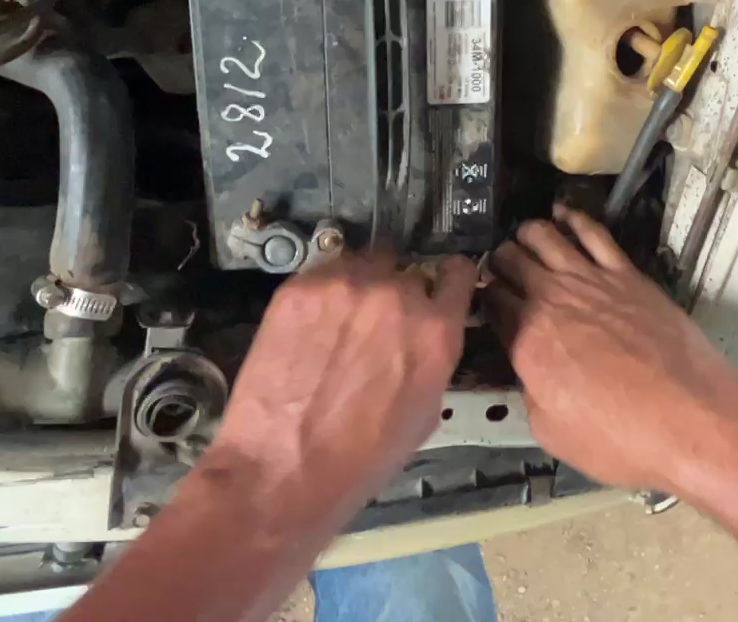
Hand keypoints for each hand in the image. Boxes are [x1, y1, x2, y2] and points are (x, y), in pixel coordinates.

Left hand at [203, 247, 475, 519]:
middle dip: (395, 292)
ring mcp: (346, 285)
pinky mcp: (300, 286)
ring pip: (362, 264)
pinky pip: (322, 273)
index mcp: (436, 330)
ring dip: (359, 285)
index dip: (448, 278)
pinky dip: (322, 293)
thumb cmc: (361, 459)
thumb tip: (424, 335)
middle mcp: (397, 295)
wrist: (280, 472)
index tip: (438, 285)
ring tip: (338, 322)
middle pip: (405, 269)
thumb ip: (433, 357)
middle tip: (374, 324)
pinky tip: (308, 327)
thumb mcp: (425, 413)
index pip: (457, 272)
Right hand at [485, 206, 737, 494]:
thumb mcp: (551, 431)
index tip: (485, 297)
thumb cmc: (620, 437)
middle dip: (499, 260)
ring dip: (526, 233)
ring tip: (524, 238)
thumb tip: (529, 371)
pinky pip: (592, 233)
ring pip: (543, 235)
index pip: (493, 300)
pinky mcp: (625, 273)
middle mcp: (550, 299)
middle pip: (511, 259)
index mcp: (526, 339)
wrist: (690, 417)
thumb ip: (529, 392)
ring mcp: (589, 279)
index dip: (484, 296)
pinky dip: (571, 218)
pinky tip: (562, 214)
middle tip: (501, 266)